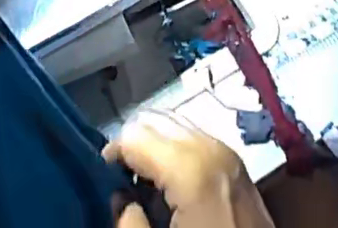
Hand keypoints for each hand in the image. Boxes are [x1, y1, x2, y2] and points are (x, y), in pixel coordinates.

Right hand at [105, 112, 274, 227]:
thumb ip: (129, 225)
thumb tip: (121, 199)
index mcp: (190, 167)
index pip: (134, 135)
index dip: (111, 157)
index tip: (101, 185)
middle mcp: (209, 146)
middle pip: (155, 121)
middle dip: (133, 147)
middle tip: (119, 186)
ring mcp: (226, 151)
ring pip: (175, 124)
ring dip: (154, 147)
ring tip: (143, 188)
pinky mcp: (236, 164)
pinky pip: (194, 139)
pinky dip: (175, 151)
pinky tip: (170, 188)